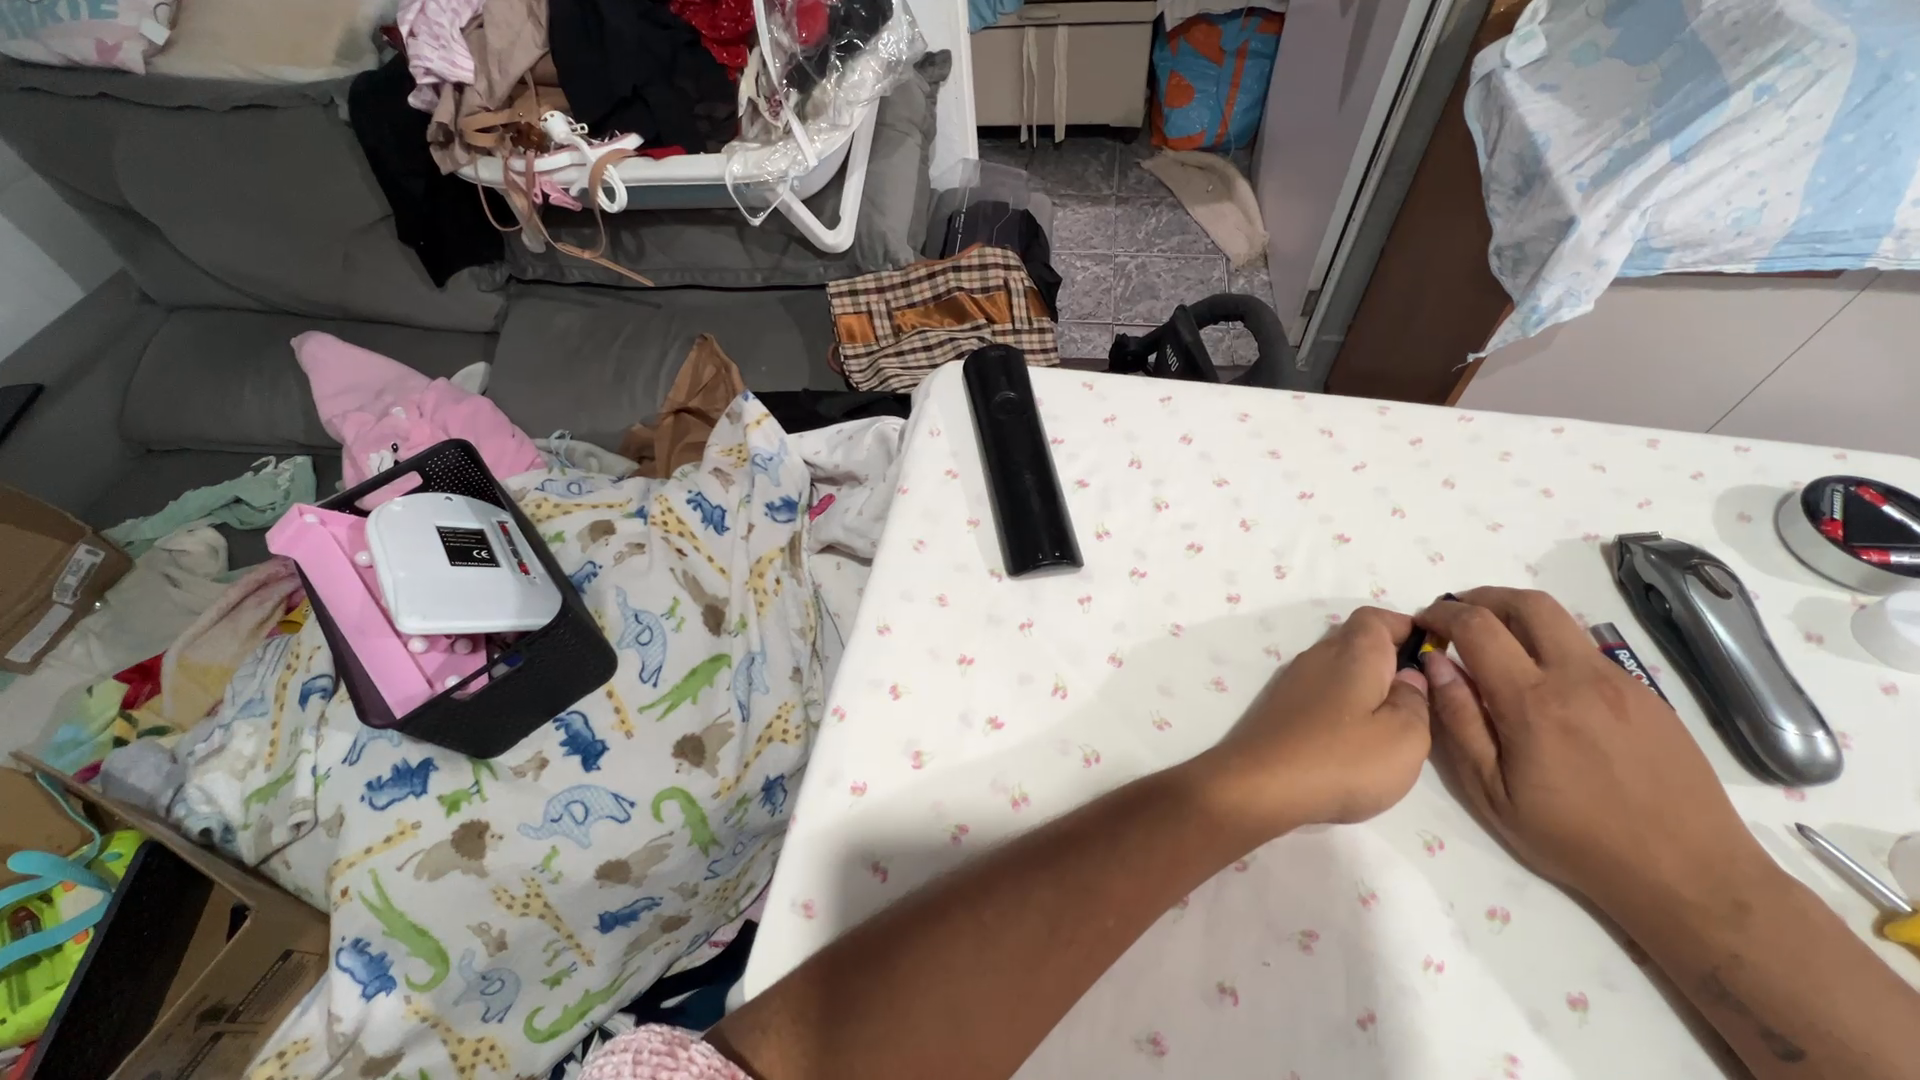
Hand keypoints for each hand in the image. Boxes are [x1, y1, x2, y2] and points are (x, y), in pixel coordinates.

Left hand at [1196, 607, 1430, 838]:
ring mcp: (1293, 683)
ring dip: (1364, 687)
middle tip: (1416, 697)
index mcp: (1352, 652)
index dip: (1406, 627)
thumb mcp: (1405, 736)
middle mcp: (1318, 657)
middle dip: (1388, 660)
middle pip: (1356, 642)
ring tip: (1388, 725)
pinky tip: (1350, 741)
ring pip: (1336, 670)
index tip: (1432, 655)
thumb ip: (1416, 701)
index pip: (1376, 617)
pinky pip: (1318, 695)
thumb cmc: (1341, 760)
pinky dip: (1340, 708)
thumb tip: (1410, 677)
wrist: (1258, 787)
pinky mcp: (1278, 710)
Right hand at [1416, 588, 1762, 908]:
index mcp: (1533, 702)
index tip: (1422, 622)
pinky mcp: (1648, 695)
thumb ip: (1458, 721)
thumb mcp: (1492, 793)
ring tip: (1494, 648)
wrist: (1688, 871)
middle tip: (1455, 616)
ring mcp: (1621, 682)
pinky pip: (1588, 654)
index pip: (1478, 626)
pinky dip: (1552, 650)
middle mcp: (1579, 677)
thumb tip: (1435, 664)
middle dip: (1482, 597)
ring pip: (1562, 623)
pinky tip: (1544, 689)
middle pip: (1528, 602)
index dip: (1443, 613)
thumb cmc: (1574, 839)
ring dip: (1518, 619)